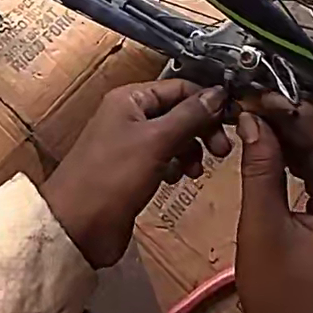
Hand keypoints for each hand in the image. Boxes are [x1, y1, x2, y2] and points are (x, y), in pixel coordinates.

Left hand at [40, 79, 230, 267]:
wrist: (79, 224)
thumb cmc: (110, 177)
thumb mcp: (155, 141)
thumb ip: (189, 116)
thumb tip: (218, 94)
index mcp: (129, 99)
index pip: (178, 88)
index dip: (206, 101)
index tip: (233, 120)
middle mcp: (129, 115)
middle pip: (178, 112)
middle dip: (201, 129)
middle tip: (220, 150)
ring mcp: (130, 142)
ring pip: (173, 136)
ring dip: (190, 150)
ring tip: (194, 170)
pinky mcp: (133, 167)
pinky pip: (164, 157)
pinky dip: (175, 164)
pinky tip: (175, 178)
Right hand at [235, 93, 312, 312]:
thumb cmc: (280, 303)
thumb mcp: (263, 228)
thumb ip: (261, 168)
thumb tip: (252, 119)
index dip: (294, 115)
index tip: (260, 94)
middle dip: (291, 127)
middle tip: (251, 103)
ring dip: (293, 144)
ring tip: (255, 119)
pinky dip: (299, 167)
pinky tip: (272, 149)